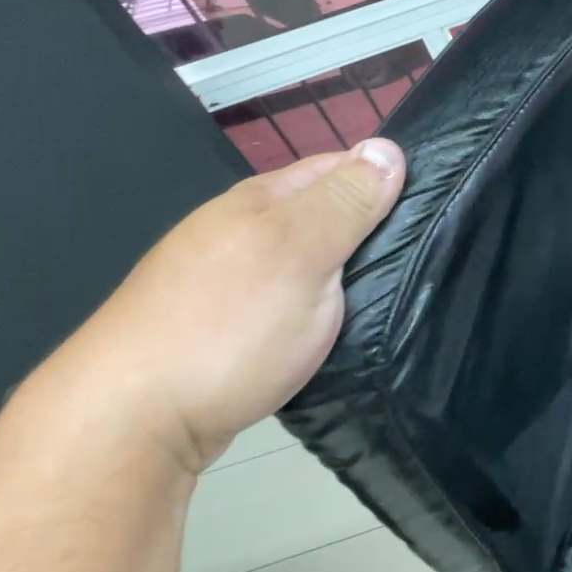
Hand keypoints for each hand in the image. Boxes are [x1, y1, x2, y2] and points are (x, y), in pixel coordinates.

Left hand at [29, 139, 405, 473]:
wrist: (132, 423)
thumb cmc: (225, 327)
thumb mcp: (298, 254)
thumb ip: (345, 204)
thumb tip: (387, 148)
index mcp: (260, 202)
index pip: (340, 167)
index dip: (388, 178)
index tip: (438, 206)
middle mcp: (242, 231)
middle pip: (326, 213)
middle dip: (375, 226)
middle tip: (431, 254)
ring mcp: (231, 280)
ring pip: (312, 258)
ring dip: (353, 269)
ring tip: (400, 290)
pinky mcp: (231, 326)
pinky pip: (295, 296)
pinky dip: (327, 303)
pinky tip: (346, 325)